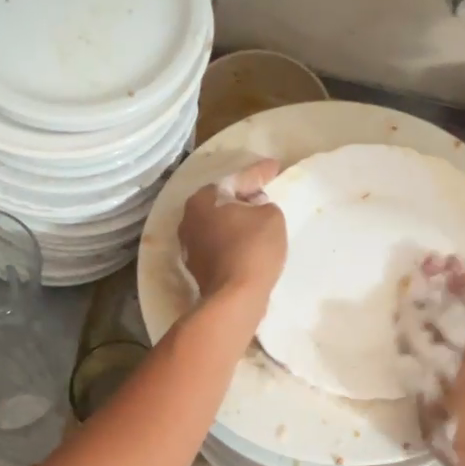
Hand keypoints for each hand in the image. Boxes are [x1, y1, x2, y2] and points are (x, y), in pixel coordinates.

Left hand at [178, 160, 285, 304]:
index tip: (275, 166)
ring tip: (258, 218)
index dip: (259, 172)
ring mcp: (189, 246)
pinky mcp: (197, 268)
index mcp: (203, 199)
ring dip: (236, 220)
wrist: (235, 298)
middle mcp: (189, 219)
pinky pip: (218, 244)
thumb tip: (253, 209)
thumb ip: (262, 204)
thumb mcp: (271, 215)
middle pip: (221, 201)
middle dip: (242, 196)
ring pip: (218, 224)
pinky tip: (247, 242)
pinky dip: (232, 240)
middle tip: (264, 192)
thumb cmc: (253, 248)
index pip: (237, 179)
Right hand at [399, 256, 464, 465]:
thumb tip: (410, 364)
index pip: (423, 336)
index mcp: (448, 375)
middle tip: (425, 262)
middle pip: (450, 314)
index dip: (412, 312)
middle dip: (435, 289)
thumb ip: (425, 400)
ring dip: (464, 285)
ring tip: (452, 263)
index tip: (403, 288)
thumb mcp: (442, 440)